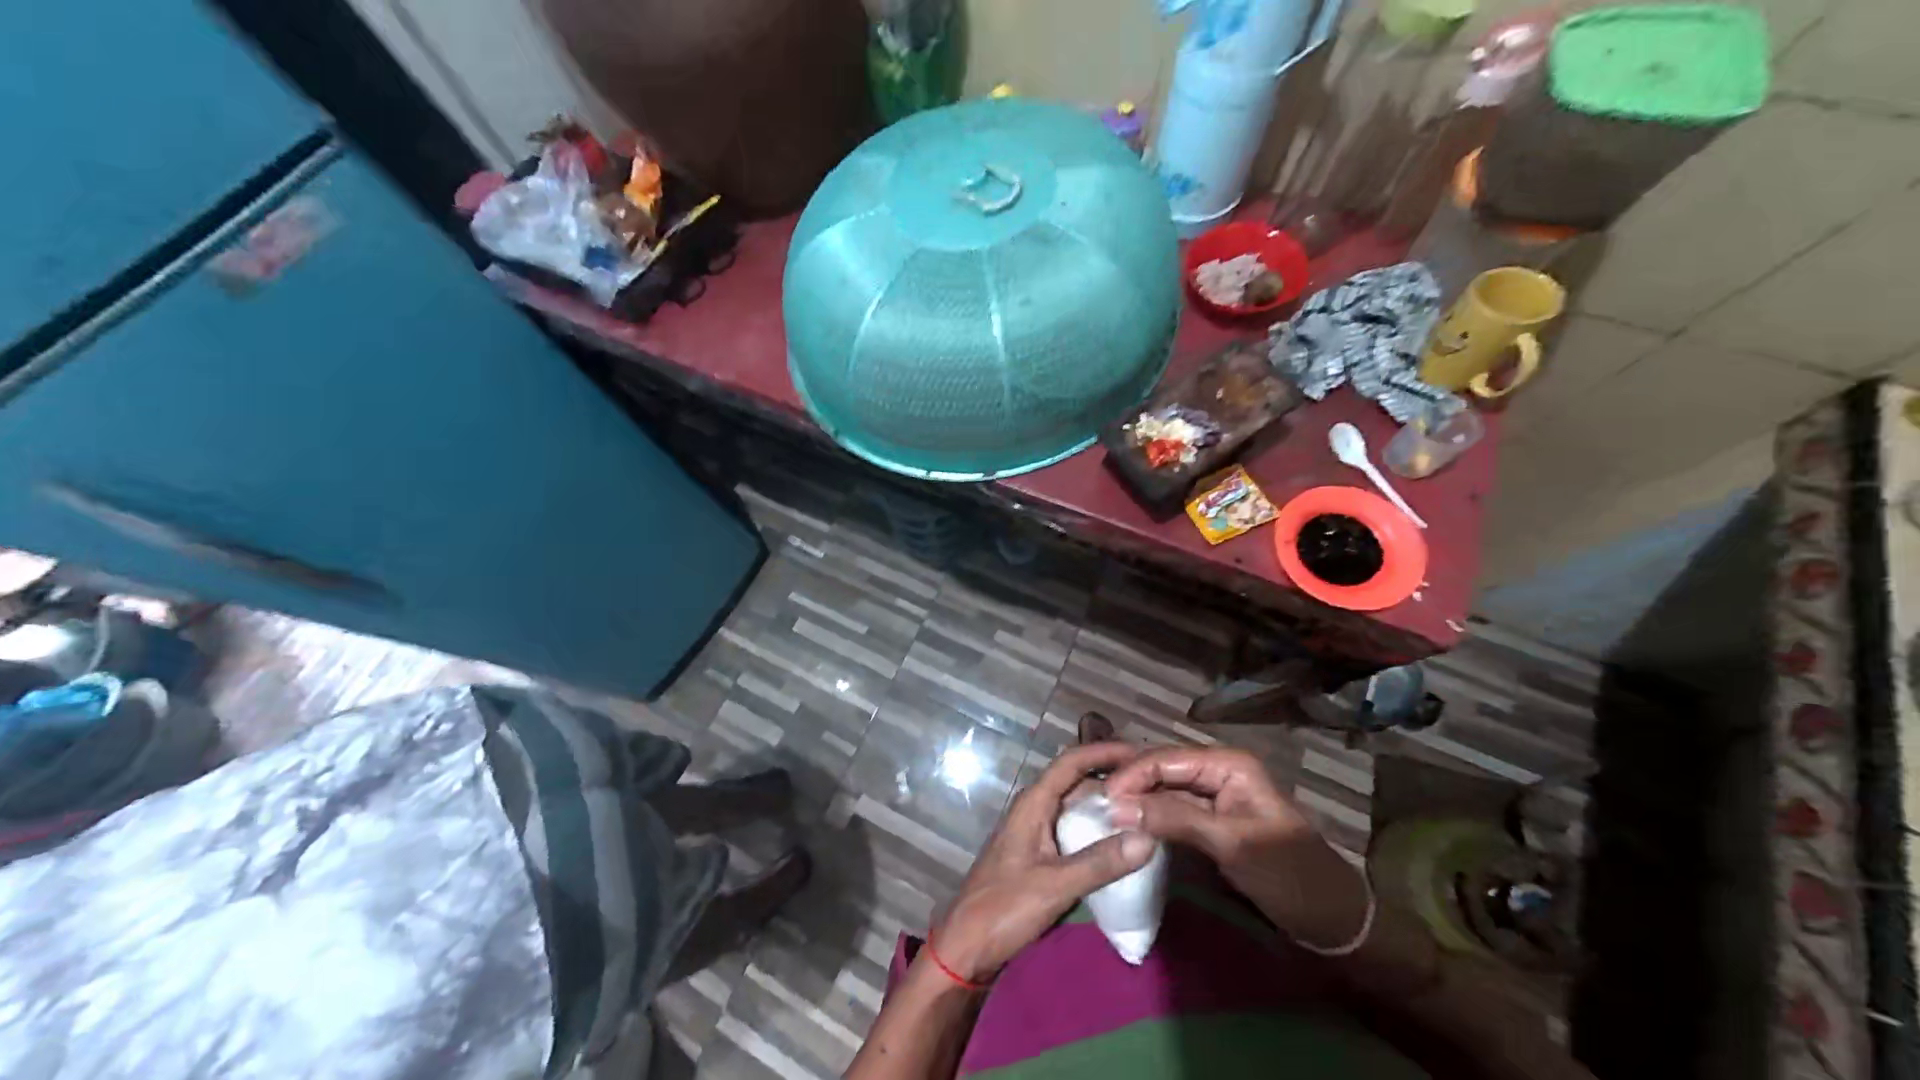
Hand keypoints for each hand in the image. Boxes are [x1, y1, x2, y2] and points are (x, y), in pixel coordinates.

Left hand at [930, 742, 1156, 982]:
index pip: (1072, 762)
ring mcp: (1037, 832)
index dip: (1105, 751)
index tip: (1142, 753)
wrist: (966, 948)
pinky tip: (1124, 842)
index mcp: (1033, 804)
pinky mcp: (1041, 855)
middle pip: (1078, 782)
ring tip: (1150, 809)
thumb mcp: (1055, 885)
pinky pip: (1075, 831)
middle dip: (1114, 779)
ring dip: (1109, 806)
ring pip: (1078, 807)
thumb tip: (1149, 836)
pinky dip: (1099, 830)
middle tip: (1156, 785)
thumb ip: (1100, 862)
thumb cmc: (1003, 909)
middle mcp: (1035, 809)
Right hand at [1105, 746, 1368, 950]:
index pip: (1167, 759)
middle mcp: (1218, 770)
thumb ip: (1175, 819)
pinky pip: (1172, 809)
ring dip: (1136, 799)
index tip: (1101, 800)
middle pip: (1161, 768)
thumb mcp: (1232, 843)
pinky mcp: (1210, 819)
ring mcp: (1214, 794)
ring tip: (1103, 814)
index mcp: (1228, 763)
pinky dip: (1150, 816)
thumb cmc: (1289, 874)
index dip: (1132, 775)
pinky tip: (1128, 824)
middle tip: (1095, 806)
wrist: (1332, 918)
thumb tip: (1117, 806)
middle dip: (1129, 784)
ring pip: (1163, 788)